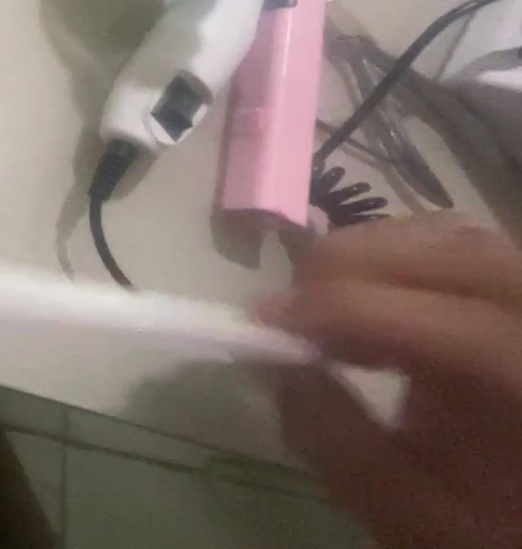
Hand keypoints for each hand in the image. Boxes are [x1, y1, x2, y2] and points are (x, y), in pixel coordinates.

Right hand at [259, 217, 521, 548]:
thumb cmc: (475, 522)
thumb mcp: (409, 513)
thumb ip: (334, 438)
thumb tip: (266, 359)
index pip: (469, 330)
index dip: (353, 311)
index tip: (261, 322)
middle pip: (459, 255)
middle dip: (350, 268)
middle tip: (288, 310)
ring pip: (451, 238)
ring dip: (365, 259)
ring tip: (322, 308)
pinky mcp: (501, 302)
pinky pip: (447, 249)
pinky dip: (385, 261)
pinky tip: (361, 308)